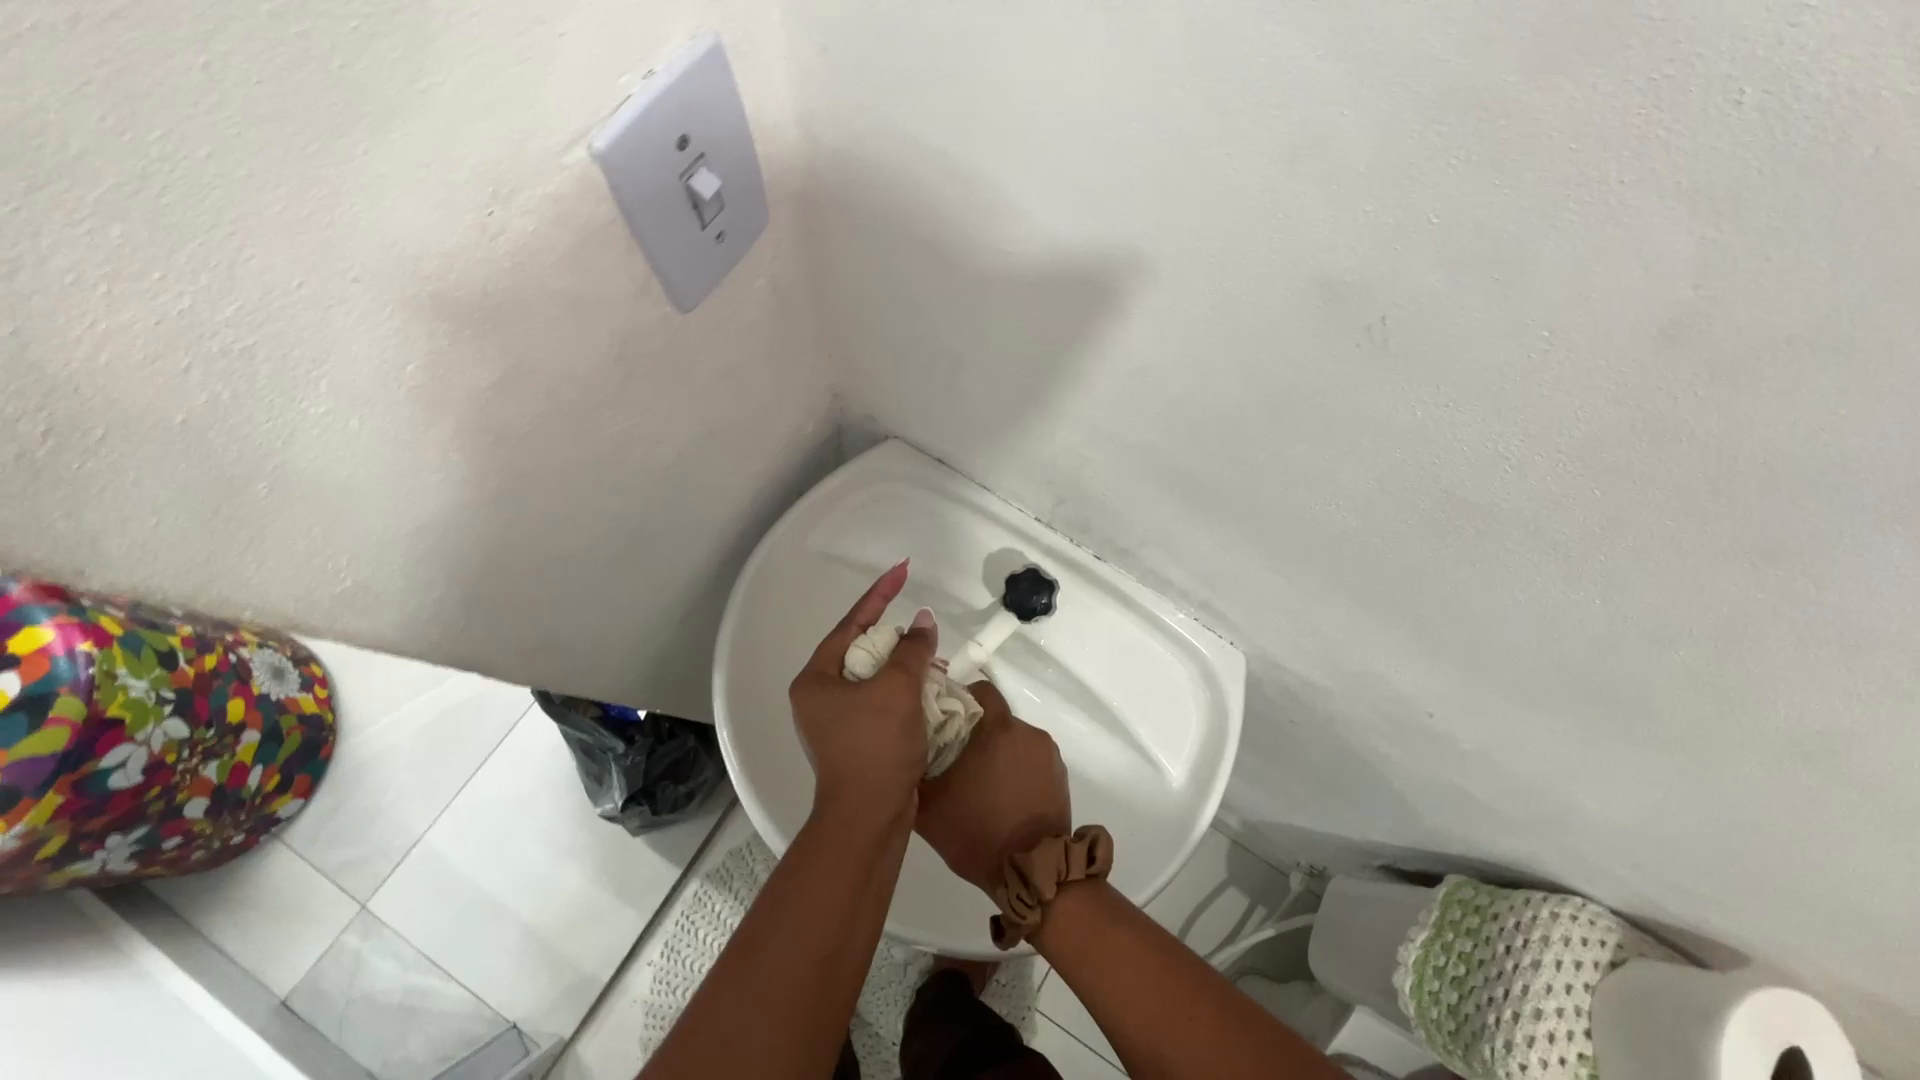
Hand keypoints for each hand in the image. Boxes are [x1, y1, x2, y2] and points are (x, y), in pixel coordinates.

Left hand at [789, 560, 936, 823]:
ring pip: (875, 681)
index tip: (902, 571)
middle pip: (862, 653)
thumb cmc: (875, 746)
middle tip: (926, 631)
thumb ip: (912, 650)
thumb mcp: (897, 690)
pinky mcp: (857, 744)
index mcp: (816, 679)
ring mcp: (836, 723)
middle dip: (897, 641)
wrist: (869, 817)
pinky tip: (930, 694)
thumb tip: (923, 623)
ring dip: (905, 670)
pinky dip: (905, 696)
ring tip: (935, 662)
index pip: (850, 624)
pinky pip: (882, 705)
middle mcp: (820, 697)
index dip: (879, 595)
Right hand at [916, 679, 1070, 893]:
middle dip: (975, 731)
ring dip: (997, 751)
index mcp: (996, 729)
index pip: (979, 690)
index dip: (959, 700)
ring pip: (1013, 739)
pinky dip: (1016, 767)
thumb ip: (917, 768)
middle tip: (955, 757)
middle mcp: (1026, 732)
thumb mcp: (929, 807)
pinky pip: (1030, 758)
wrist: (1032, 872)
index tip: (942, 722)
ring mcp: (1047, 754)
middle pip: (995, 716)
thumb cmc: (976, 834)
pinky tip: (1003, 795)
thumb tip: (906, 748)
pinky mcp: (1060, 774)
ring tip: (980, 782)